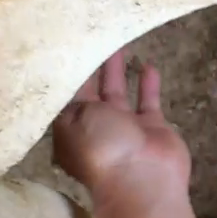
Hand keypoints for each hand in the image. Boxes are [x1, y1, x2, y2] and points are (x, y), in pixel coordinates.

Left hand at [53, 52, 190, 207]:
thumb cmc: (102, 147)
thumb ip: (76, 94)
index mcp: (70, 128)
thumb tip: (69, 79)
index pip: (65, 95)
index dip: (67, 73)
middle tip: (92, 38)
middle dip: (91, 68)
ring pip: (118, 93)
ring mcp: (125, 128)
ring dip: (118, 72)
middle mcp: (94, 128)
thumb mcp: (78, 117)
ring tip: (118, 44)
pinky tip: (148, 65)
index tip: (67, 47)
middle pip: (91, 91)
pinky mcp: (151, 127)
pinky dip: (148, 85)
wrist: (143, 179)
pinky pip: (148, 101)